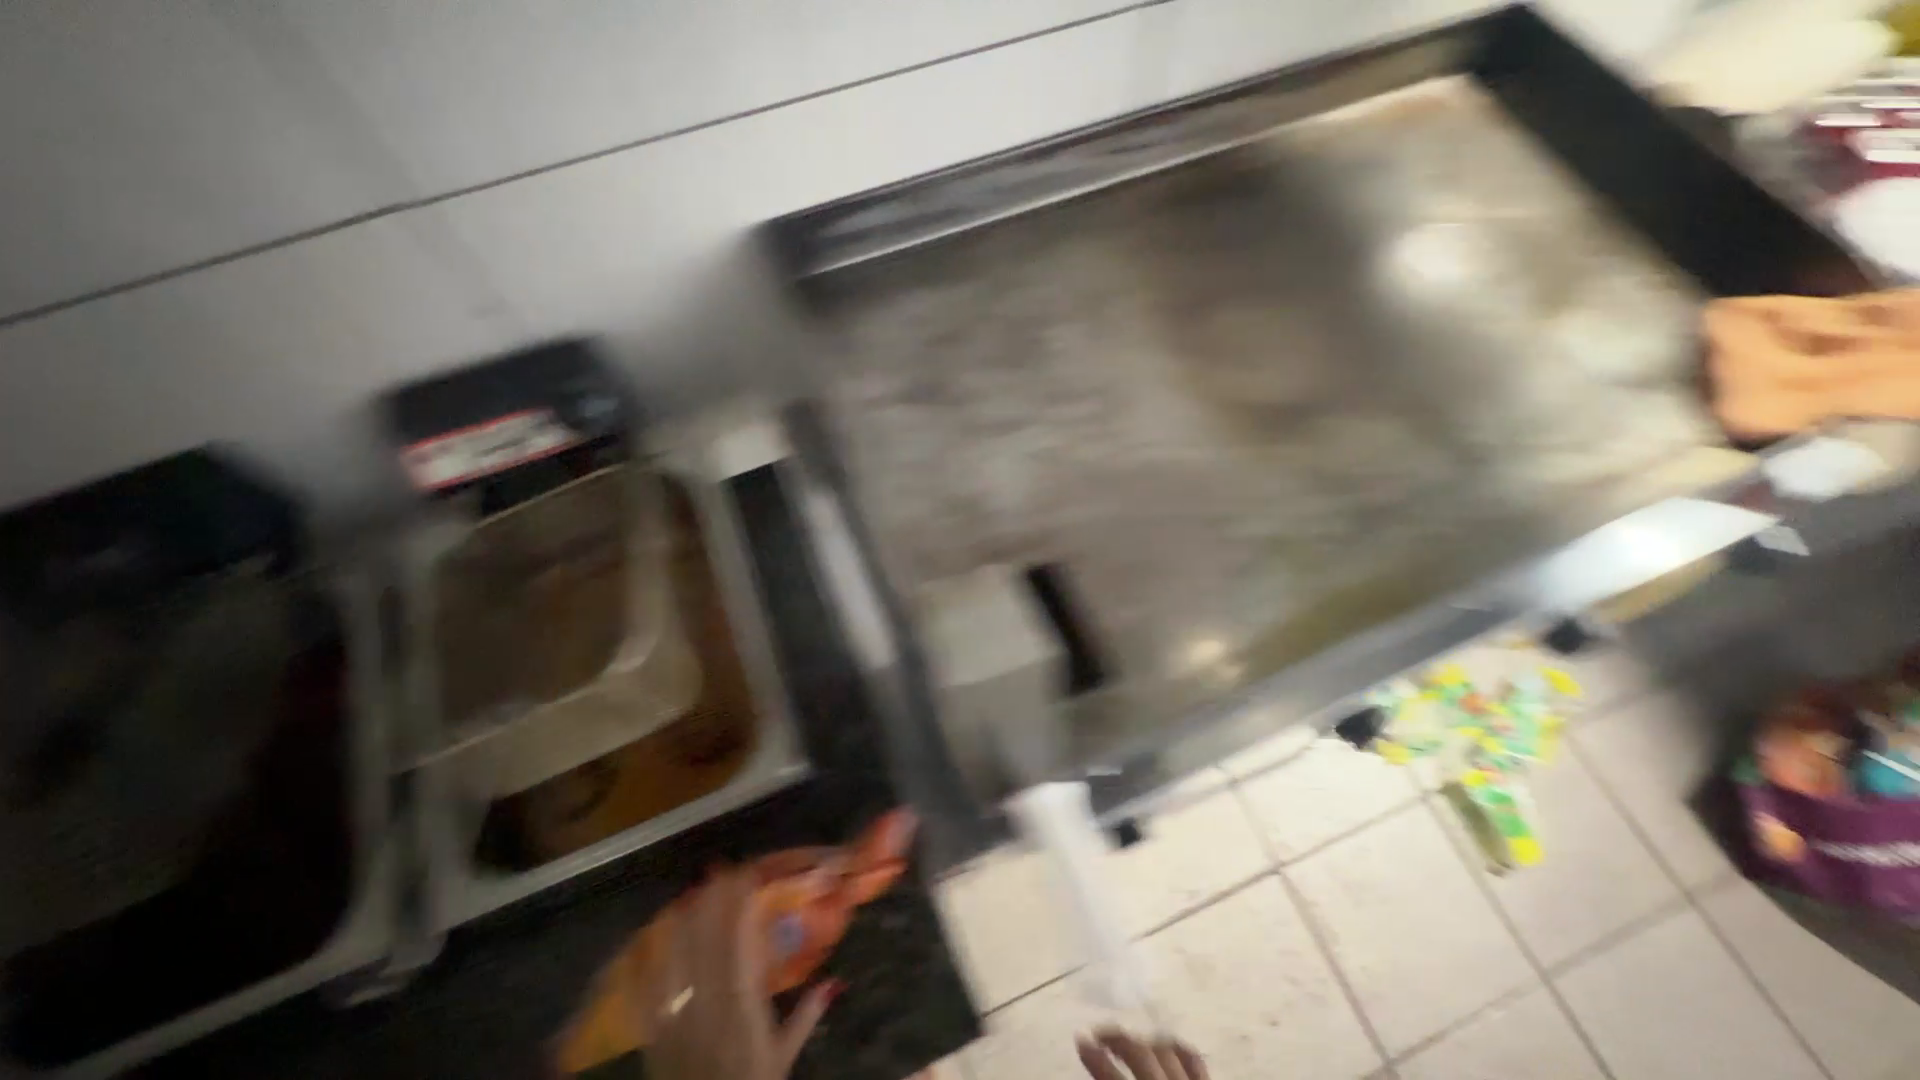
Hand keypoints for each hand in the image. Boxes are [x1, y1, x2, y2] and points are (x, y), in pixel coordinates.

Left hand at [640, 867, 841, 1079]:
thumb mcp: (783, 1059)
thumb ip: (807, 1016)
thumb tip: (833, 981)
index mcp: (744, 1007)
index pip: (742, 942)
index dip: (743, 905)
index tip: (750, 876)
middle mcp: (709, 1004)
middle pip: (709, 938)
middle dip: (715, 899)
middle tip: (723, 870)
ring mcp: (676, 1016)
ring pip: (678, 953)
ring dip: (687, 917)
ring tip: (696, 889)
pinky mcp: (653, 1032)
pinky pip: (647, 986)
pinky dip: (651, 957)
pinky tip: (655, 934)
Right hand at [1076, 1027, 1207, 1079]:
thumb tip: (1096, 1070)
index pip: (1112, 1075)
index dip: (1093, 1055)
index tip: (1078, 1037)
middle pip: (1140, 1052)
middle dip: (1116, 1037)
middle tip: (1098, 1032)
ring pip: (1166, 1048)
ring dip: (1144, 1038)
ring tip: (1130, 1037)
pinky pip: (1194, 1059)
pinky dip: (1177, 1048)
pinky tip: (1165, 1042)